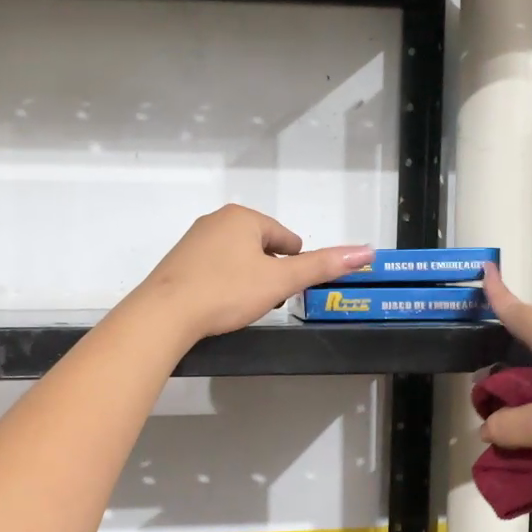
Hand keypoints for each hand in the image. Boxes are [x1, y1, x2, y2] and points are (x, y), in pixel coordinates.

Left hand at [126, 205, 373, 341]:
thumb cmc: (226, 292)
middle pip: (259, 246)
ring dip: (247, 278)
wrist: (165, 314)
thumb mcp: (280, 280)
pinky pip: (212, 269)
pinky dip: (223, 284)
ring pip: (235, 258)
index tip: (294, 286)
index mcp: (242, 217)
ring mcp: (193, 241)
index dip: (295, 263)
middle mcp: (216, 221)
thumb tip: (366, 251)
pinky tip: (221, 305)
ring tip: (247, 306)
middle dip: (269, 271)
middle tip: (271, 300)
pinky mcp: (177, 263)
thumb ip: (321, 266)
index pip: (284, 237)